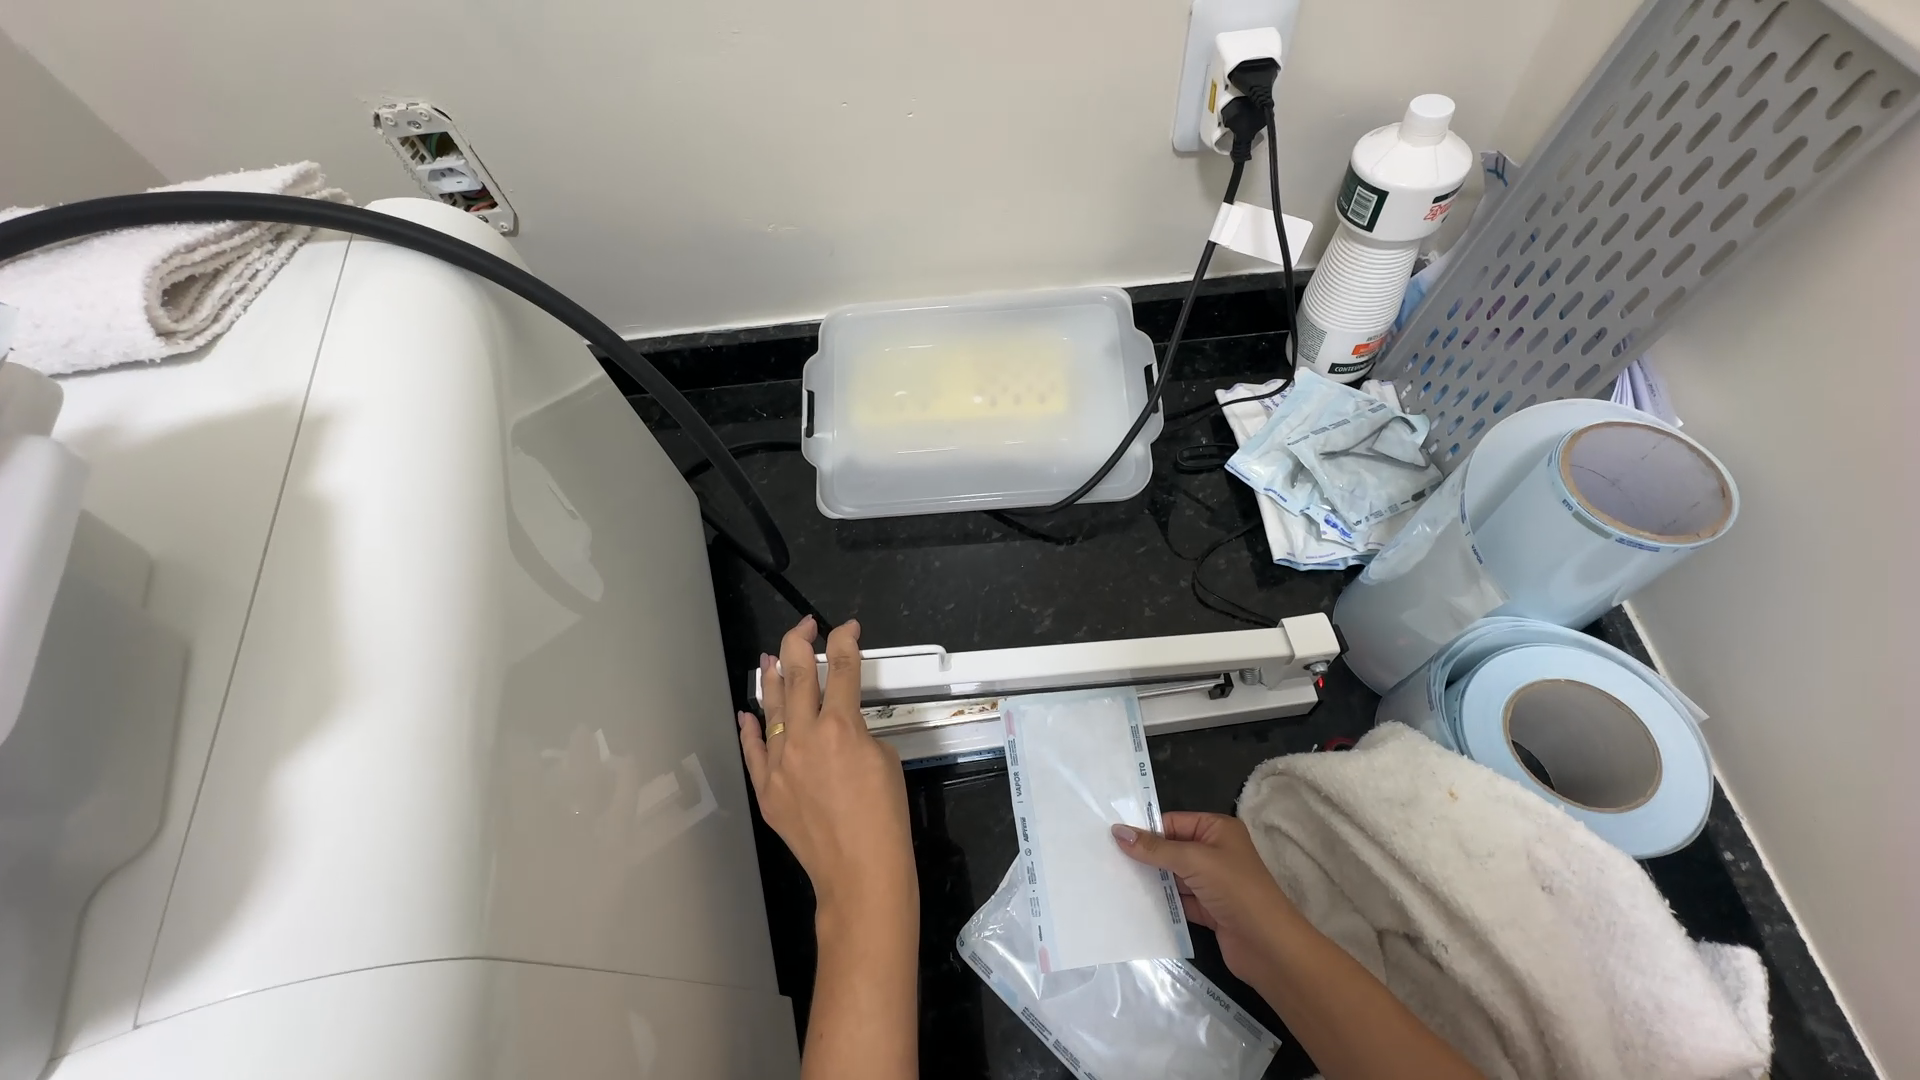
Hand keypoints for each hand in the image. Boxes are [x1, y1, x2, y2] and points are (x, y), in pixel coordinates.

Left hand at [739, 617, 915, 923]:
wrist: (859, 871)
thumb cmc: (885, 817)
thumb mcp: (886, 759)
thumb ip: (860, 733)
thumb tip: (843, 728)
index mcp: (842, 726)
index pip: (842, 667)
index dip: (845, 640)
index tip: (847, 628)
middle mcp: (804, 737)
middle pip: (798, 675)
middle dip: (801, 642)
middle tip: (805, 626)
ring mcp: (779, 763)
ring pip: (771, 707)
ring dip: (773, 677)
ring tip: (771, 656)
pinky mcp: (767, 789)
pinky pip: (753, 751)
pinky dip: (750, 729)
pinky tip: (748, 712)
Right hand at [1112, 812, 1299, 984]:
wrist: (1268, 947)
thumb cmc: (1235, 890)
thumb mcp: (1193, 861)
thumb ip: (1155, 848)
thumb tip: (1118, 831)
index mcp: (1218, 830)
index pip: (1174, 822)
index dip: (1146, 829)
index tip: (1113, 836)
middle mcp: (1216, 852)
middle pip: (1172, 848)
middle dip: (1145, 855)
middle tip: (1108, 857)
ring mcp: (1213, 883)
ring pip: (1173, 876)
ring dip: (1151, 879)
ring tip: (1115, 878)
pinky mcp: (1209, 909)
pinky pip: (1179, 900)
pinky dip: (1161, 902)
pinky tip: (1135, 903)